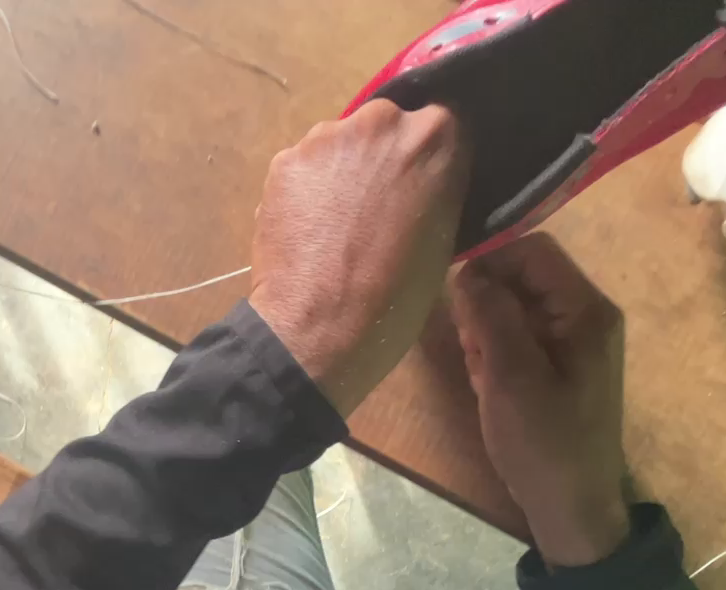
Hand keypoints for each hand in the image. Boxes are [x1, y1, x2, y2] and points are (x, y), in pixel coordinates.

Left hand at [249, 100, 468, 415]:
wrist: (317, 334)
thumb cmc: (391, 304)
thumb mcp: (441, 246)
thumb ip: (436, 198)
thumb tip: (420, 193)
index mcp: (438, 137)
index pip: (440, 129)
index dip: (425, 165)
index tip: (416, 194)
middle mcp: (383, 120)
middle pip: (384, 130)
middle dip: (379, 163)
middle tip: (370, 214)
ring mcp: (328, 137)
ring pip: (338, 147)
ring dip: (339, 176)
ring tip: (331, 230)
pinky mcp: (284, 163)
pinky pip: (302, 171)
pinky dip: (304, 194)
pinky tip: (303, 234)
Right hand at [451, 234, 628, 567]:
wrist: (570, 504)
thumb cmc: (542, 442)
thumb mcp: (510, 377)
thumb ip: (491, 317)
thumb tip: (469, 273)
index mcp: (585, 310)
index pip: (533, 251)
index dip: (489, 260)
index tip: (451, 292)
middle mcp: (584, 317)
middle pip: (524, 279)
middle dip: (485, 304)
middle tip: (466, 344)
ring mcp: (573, 343)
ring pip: (515, 311)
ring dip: (486, 333)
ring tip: (477, 371)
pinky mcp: (558, 368)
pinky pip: (519, 340)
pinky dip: (495, 354)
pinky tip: (486, 384)